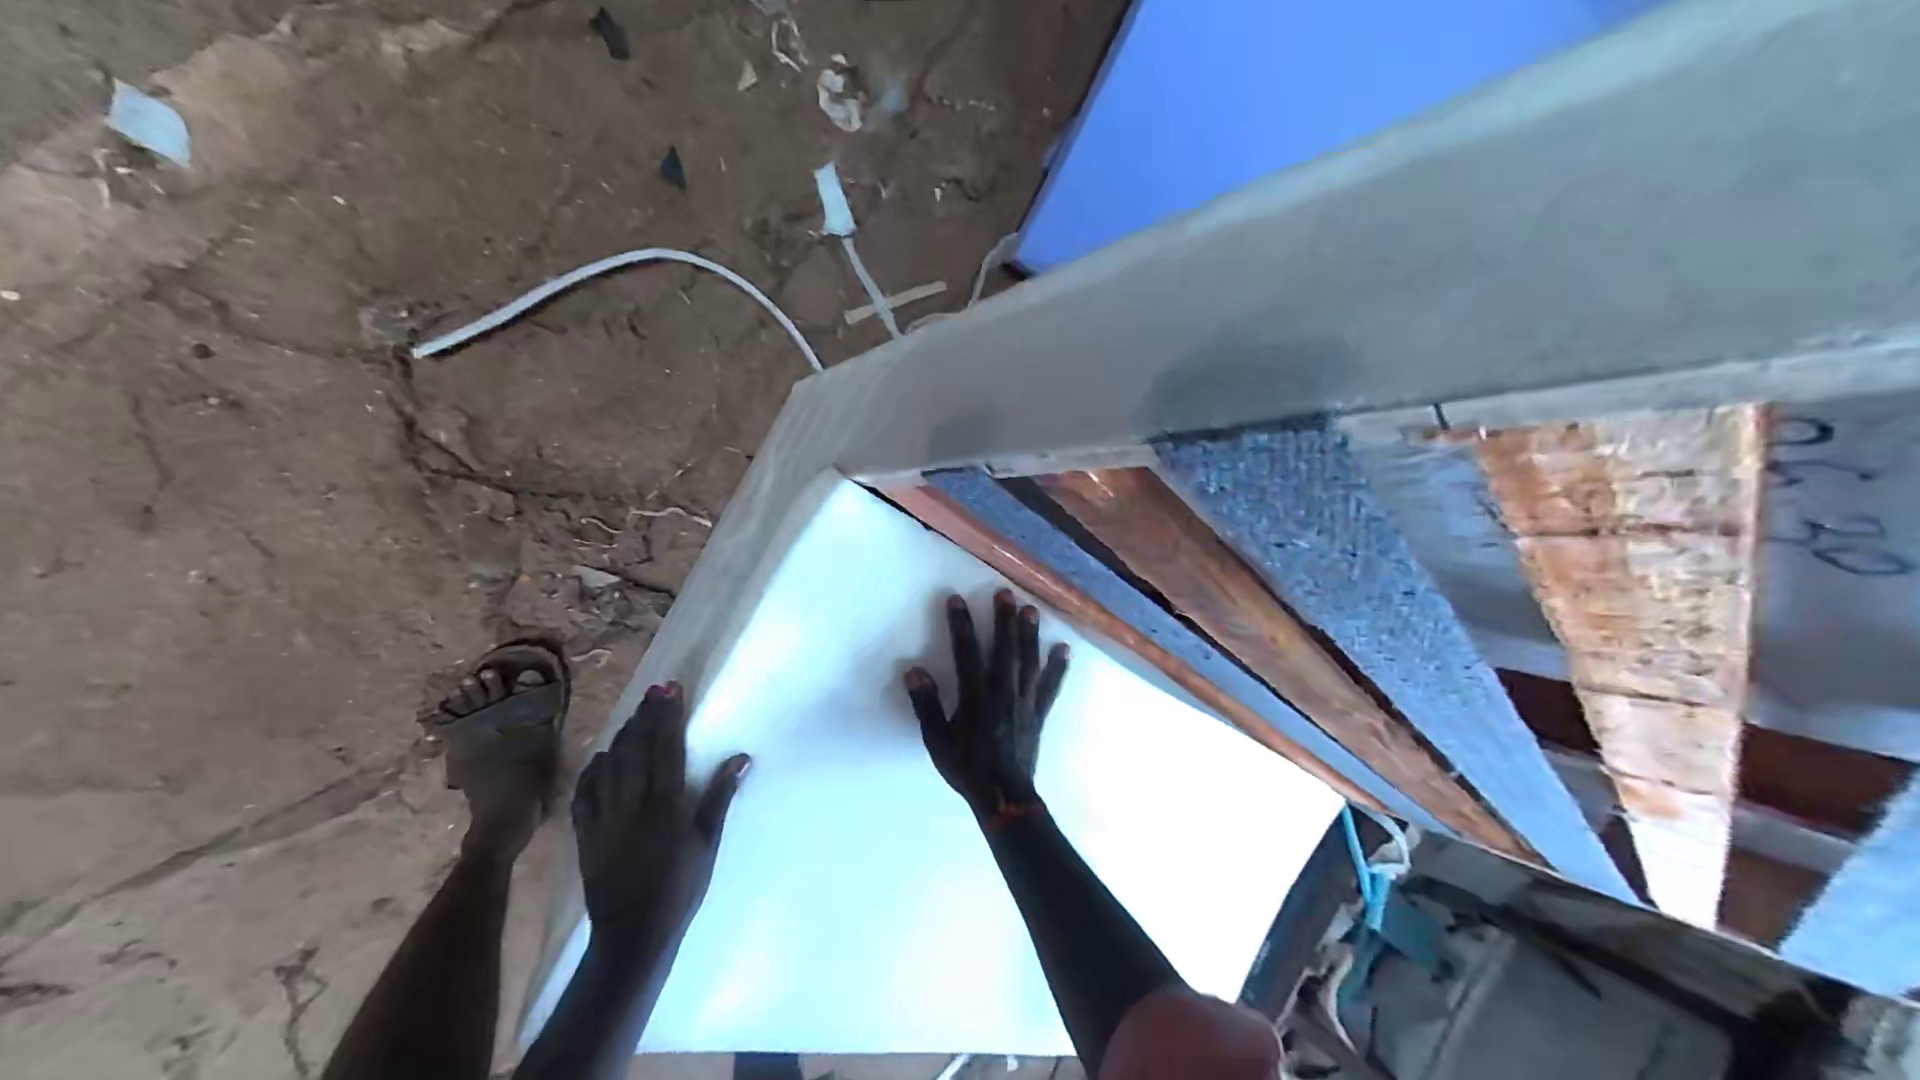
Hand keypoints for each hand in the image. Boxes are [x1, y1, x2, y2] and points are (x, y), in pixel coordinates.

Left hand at [571, 682, 748, 948]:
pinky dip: (594, 769)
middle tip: (654, 691)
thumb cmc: (680, 887)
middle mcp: (632, 804)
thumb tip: (740, 757)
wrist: (632, 933)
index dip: (668, 716)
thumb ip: (719, 797)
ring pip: (611, 764)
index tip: (671, 690)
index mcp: (665, 805)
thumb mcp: (707, 843)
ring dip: (623, 736)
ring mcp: (604, 818)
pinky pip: (585, 791)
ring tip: (635, 715)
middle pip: (637, 749)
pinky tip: (603, 756)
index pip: (666, 748)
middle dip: (646, 716)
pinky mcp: (586, 833)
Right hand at [906, 590, 1068, 823]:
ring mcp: (1025, 701)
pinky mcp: (1039, 712)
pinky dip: (1058, 667)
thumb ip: (926, 705)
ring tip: (1031, 609)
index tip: (956, 599)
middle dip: (1002, 619)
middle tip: (1005, 593)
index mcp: (976, 695)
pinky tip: (1064, 648)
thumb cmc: (967, 768)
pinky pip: (1051, 685)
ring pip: (1028, 660)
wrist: (1004, 797)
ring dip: (1029, 634)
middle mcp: (1003, 691)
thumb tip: (914, 672)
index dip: (960, 624)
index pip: (966, 651)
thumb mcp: (937, 741)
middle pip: (1003, 648)